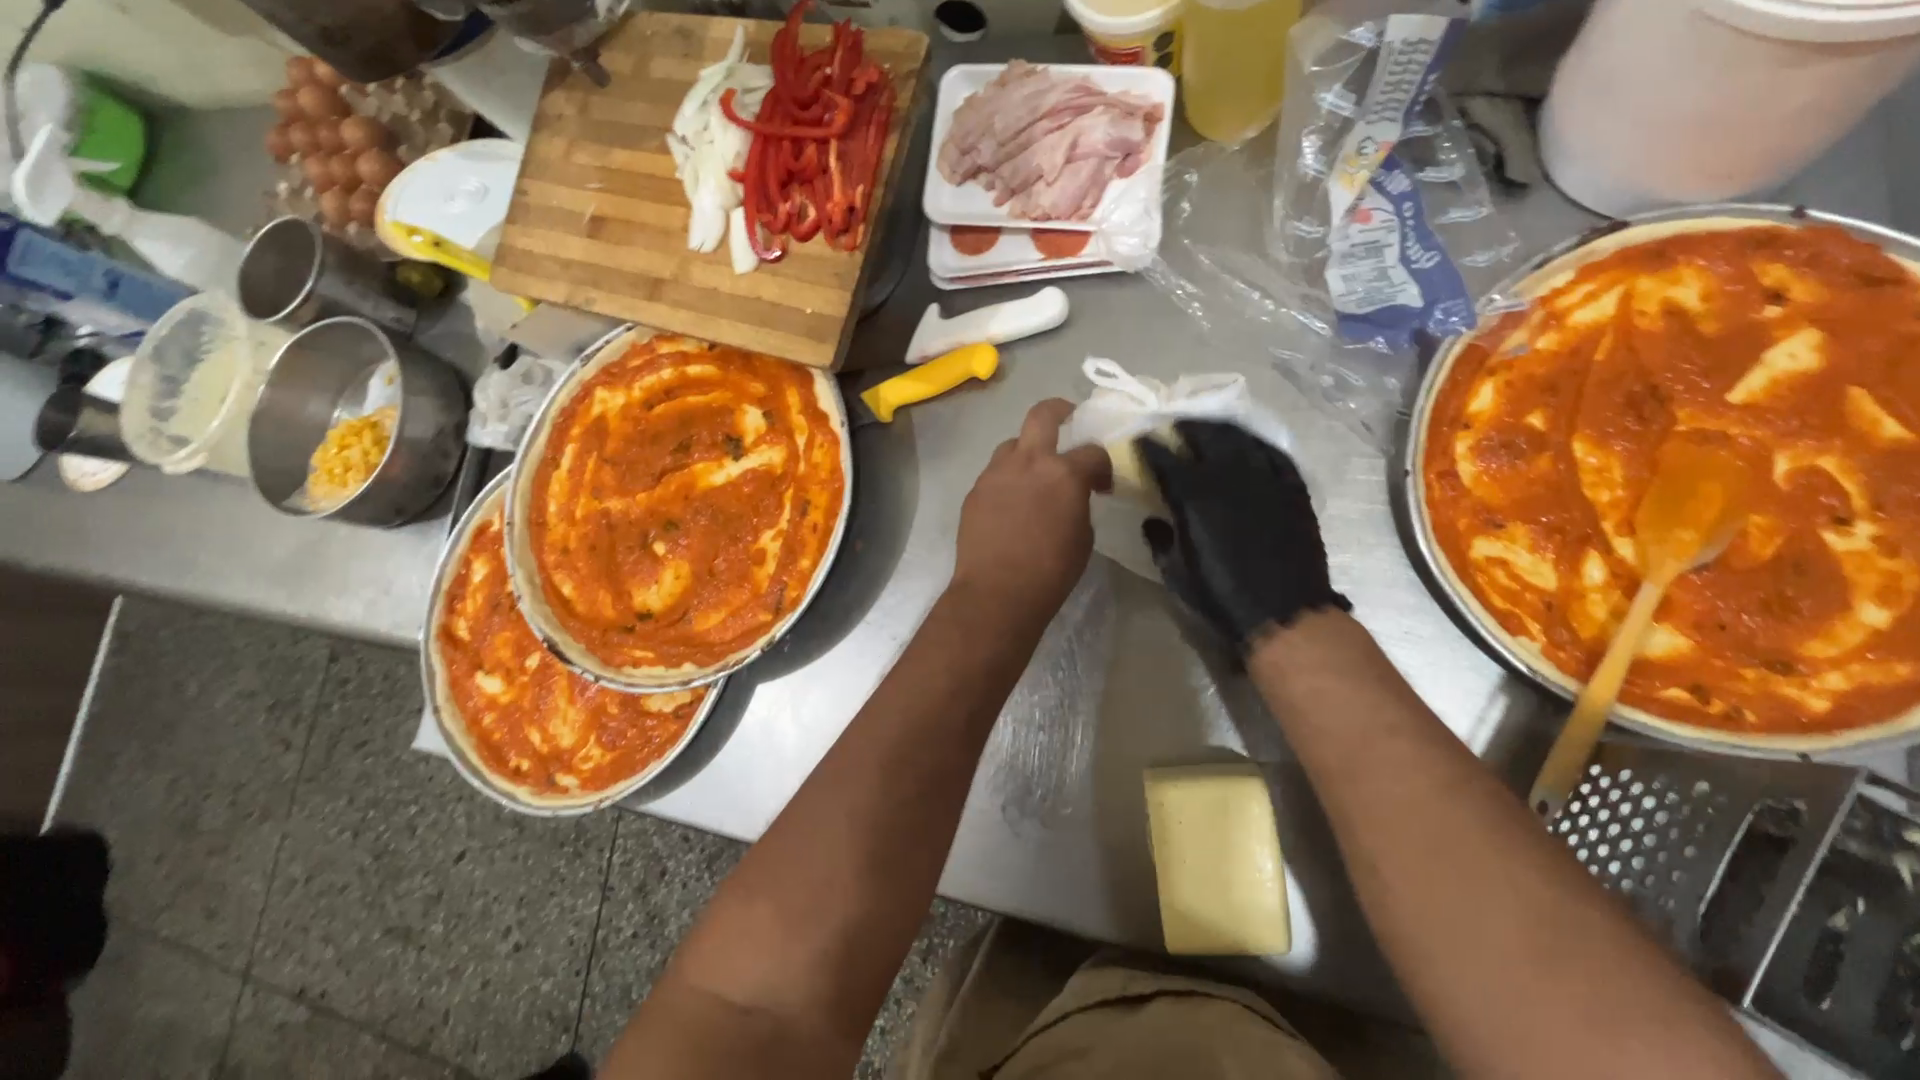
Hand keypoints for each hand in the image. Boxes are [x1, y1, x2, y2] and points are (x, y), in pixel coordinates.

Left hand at [951, 399, 1111, 624]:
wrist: (997, 592)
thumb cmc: (1051, 571)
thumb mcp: (1082, 537)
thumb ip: (1079, 504)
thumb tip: (1072, 498)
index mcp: (1064, 473)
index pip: (1093, 451)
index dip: (1103, 466)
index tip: (1102, 484)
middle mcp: (1028, 462)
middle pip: (1043, 414)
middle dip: (1059, 411)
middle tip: (1068, 421)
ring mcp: (996, 473)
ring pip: (1013, 444)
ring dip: (1027, 452)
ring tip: (1033, 476)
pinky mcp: (975, 490)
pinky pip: (995, 473)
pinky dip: (1008, 479)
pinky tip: (1011, 504)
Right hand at [1138, 420, 1349, 653]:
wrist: (1283, 611)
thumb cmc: (1222, 595)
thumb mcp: (1176, 572)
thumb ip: (1160, 540)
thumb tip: (1152, 521)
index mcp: (1193, 494)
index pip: (1164, 457)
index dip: (1149, 446)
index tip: (1140, 440)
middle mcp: (1228, 473)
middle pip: (1205, 434)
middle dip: (1186, 427)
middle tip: (1175, 426)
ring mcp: (1265, 476)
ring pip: (1241, 436)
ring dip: (1221, 429)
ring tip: (1210, 428)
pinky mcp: (1293, 487)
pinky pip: (1274, 453)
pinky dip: (1257, 445)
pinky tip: (1250, 445)